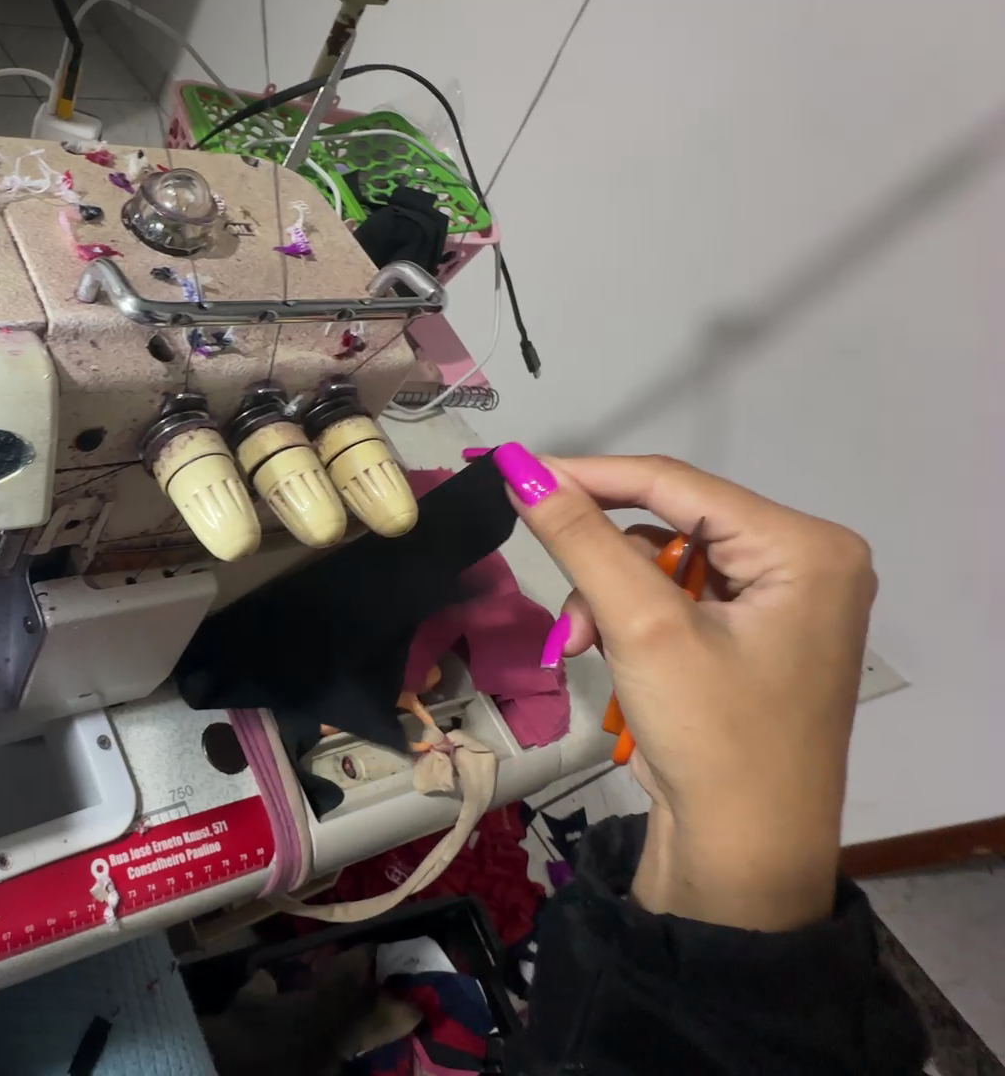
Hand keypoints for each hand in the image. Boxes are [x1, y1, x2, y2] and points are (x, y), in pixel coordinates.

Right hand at [491, 446, 874, 930]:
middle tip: (552, 583)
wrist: (740, 840)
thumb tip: (521, 472)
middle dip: (597, 560)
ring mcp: (769, 599)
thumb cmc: (710, 729)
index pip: (672, 483)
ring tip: (584, 641)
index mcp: (802, 546)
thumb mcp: (640, 625)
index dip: (584, 472)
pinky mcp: (740, 631)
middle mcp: (796, 561)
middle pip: (661, 522)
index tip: (507, 469)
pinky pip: (660, 595)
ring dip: (602, 595)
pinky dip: (618, 616)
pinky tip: (602, 648)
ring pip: (650, 561)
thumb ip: (580, 539)